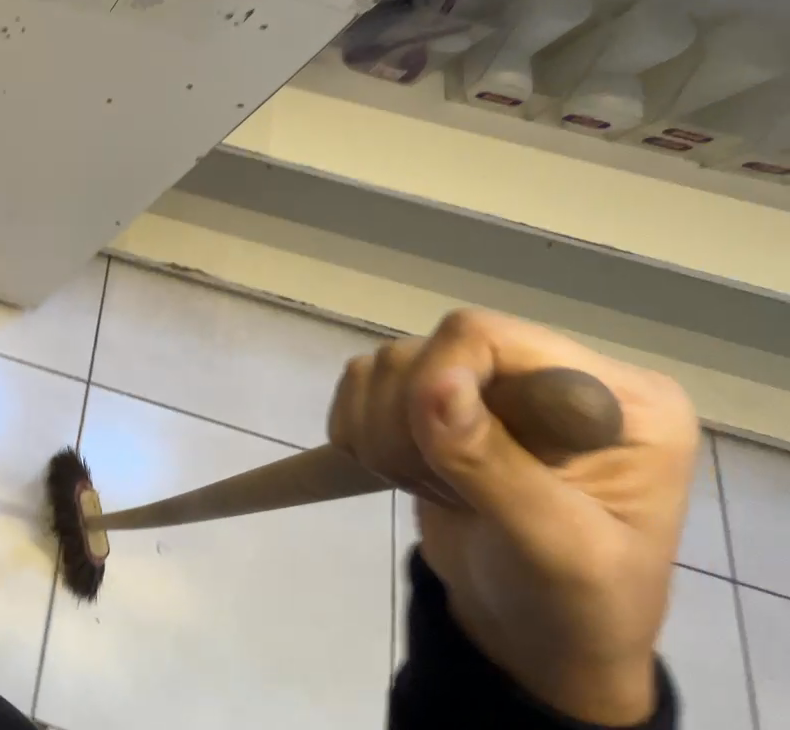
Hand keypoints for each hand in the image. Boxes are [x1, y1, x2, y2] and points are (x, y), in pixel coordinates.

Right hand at [327, 309, 697, 724]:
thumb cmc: (574, 601)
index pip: (487, 335)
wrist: (535, 634)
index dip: (440, 378)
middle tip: (435, 487)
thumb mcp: (554, 547)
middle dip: (406, 422)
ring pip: (385, 365)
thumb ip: (493, 465)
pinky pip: (361, 383)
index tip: (432, 447)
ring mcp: (486, 388)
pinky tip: (398, 471)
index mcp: (613, 397)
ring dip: (379, 430)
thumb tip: (429, 386)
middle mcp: (547, 376)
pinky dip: (357, 427)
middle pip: (426, 349)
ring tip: (426, 487)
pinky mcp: (434, 404)